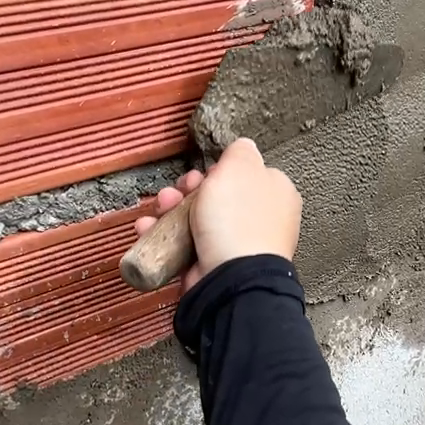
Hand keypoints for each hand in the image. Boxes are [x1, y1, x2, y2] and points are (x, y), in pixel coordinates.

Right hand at [134, 138, 300, 289]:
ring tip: (162, 208)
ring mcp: (236, 246)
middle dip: (189, 190)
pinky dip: (164, 237)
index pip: (246, 175)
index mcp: (276, 194)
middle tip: (181, 190)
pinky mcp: (213, 266)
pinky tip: (149, 228)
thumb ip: (240, 151)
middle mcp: (260, 221)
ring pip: (196, 220)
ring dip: (171, 210)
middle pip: (217, 196)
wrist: (230, 276)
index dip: (220, 171)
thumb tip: (241, 148)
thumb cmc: (239, 220)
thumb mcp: (240, 166)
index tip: (205, 173)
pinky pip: (184, 246)